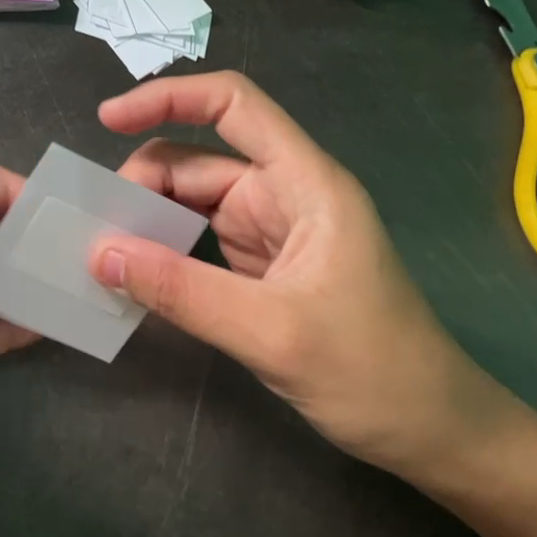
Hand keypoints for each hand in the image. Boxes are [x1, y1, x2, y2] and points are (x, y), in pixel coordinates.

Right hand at [88, 72, 515, 475]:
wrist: (439, 438)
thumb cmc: (376, 373)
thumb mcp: (272, 333)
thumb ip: (181, 290)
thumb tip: (97, 253)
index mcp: (305, 183)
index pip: (233, 106)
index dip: (169, 98)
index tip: (108, 118)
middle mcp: (285, 194)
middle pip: (197, 158)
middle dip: (143, 181)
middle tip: (97, 225)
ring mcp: (272, 230)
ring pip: (192, 200)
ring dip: (148, 218)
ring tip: (103, 249)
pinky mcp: (261, 265)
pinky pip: (197, 239)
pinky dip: (163, 249)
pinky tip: (134, 271)